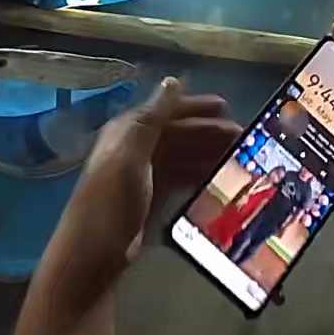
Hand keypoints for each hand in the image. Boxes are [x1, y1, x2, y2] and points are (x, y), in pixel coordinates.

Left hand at [38, 78, 238, 309]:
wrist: (92, 254)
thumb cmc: (111, 199)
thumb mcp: (132, 153)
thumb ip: (153, 116)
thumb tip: (173, 80)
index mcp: (128, 130)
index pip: (166, 111)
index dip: (194, 107)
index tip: (225, 107)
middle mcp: (134, 147)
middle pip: (177, 133)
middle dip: (207, 131)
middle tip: (241, 136)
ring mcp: (142, 174)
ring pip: (180, 155)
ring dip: (206, 152)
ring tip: (236, 157)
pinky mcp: (149, 198)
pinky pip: (179, 177)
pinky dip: (197, 174)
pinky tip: (217, 177)